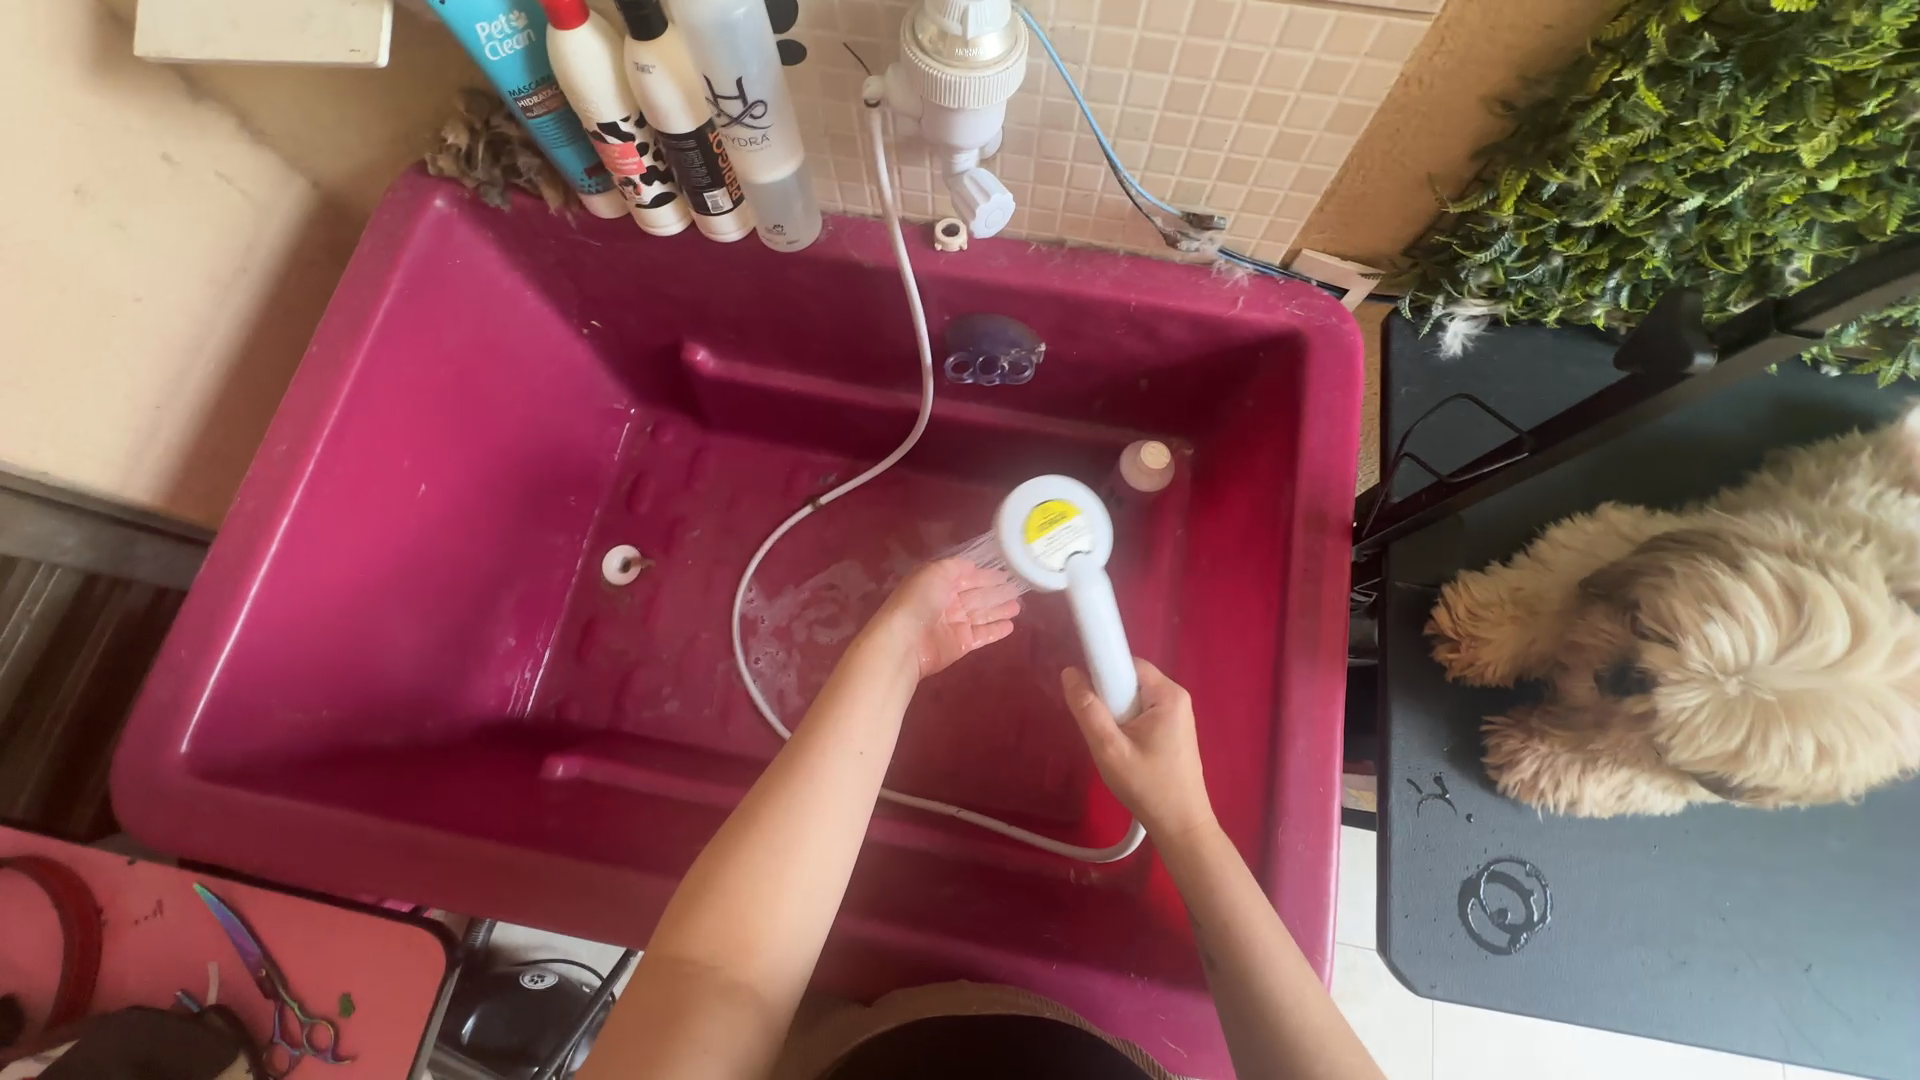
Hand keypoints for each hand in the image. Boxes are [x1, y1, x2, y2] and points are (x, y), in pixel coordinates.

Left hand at [870, 558, 1021, 678]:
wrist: (905, 642)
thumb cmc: (919, 602)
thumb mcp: (934, 572)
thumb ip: (954, 566)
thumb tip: (972, 565)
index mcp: (938, 584)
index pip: (967, 577)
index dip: (986, 575)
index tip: (1006, 573)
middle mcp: (947, 603)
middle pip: (977, 596)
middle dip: (997, 592)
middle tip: (1018, 589)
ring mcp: (955, 625)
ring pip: (982, 615)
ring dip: (1000, 610)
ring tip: (1018, 606)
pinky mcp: (962, 644)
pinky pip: (983, 635)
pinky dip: (996, 630)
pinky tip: (1011, 625)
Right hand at [1062, 658, 1214, 840]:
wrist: (1181, 826)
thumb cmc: (1147, 787)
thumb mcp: (1109, 750)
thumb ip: (1088, 710)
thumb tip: (1069, 673)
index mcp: (1167, 694)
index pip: (1126, 662)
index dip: (1102, 673)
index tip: (1087, 696)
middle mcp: (1176, 697)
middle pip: (1128, 680)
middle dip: (1108, 699)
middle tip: (1101, 731)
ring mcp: (1177, 714)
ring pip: (1132, 698)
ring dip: (1116, 715)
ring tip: (1112, 745)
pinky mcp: (1173, 729)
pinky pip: (1141, 712)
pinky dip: (1126, 725)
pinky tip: (1124, 751)